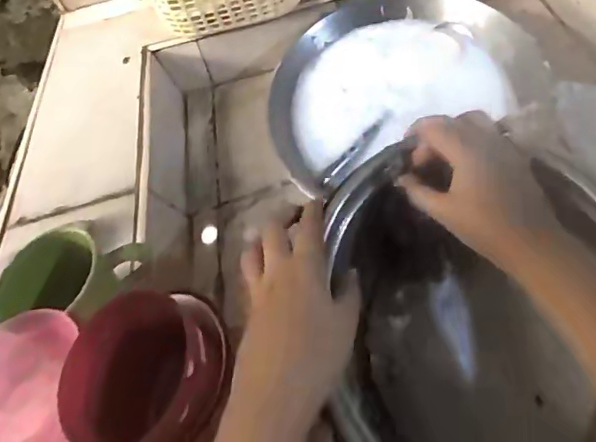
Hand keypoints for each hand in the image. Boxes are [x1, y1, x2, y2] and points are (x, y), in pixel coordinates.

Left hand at [218, 200, 360, 441]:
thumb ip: (349, 294)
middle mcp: (277, 270)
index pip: (308, 226)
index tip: (318, 199)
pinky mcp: (246, 312)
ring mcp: (257, 291)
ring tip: (273, 239)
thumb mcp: (346, 325)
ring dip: (261, 237)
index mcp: (305, 267)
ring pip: (251, 250)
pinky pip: (248, 277)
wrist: (271, 397)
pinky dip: (256, 266)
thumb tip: (349, 271)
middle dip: (283, 214)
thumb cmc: (316, 357)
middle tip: (296, 215)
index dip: (313, 208)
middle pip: (271, 229)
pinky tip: (267, 277)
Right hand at [395, 112, 566, 273]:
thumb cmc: (485, 228)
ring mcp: (503, 141)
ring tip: (446, 152)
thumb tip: (402, 179)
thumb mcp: (446, 212)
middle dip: (432, 135)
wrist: (532, 242)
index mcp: (465, 147)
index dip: (416, 139)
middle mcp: (484, 136)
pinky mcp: (515, 151)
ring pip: (473, 119)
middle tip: (422, 160)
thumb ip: (419, 192)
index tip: (409, 160)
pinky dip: (474, 135)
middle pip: (451, 120)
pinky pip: (490, 130)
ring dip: (454, 128)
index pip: (433, 127)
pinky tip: (470, 159)